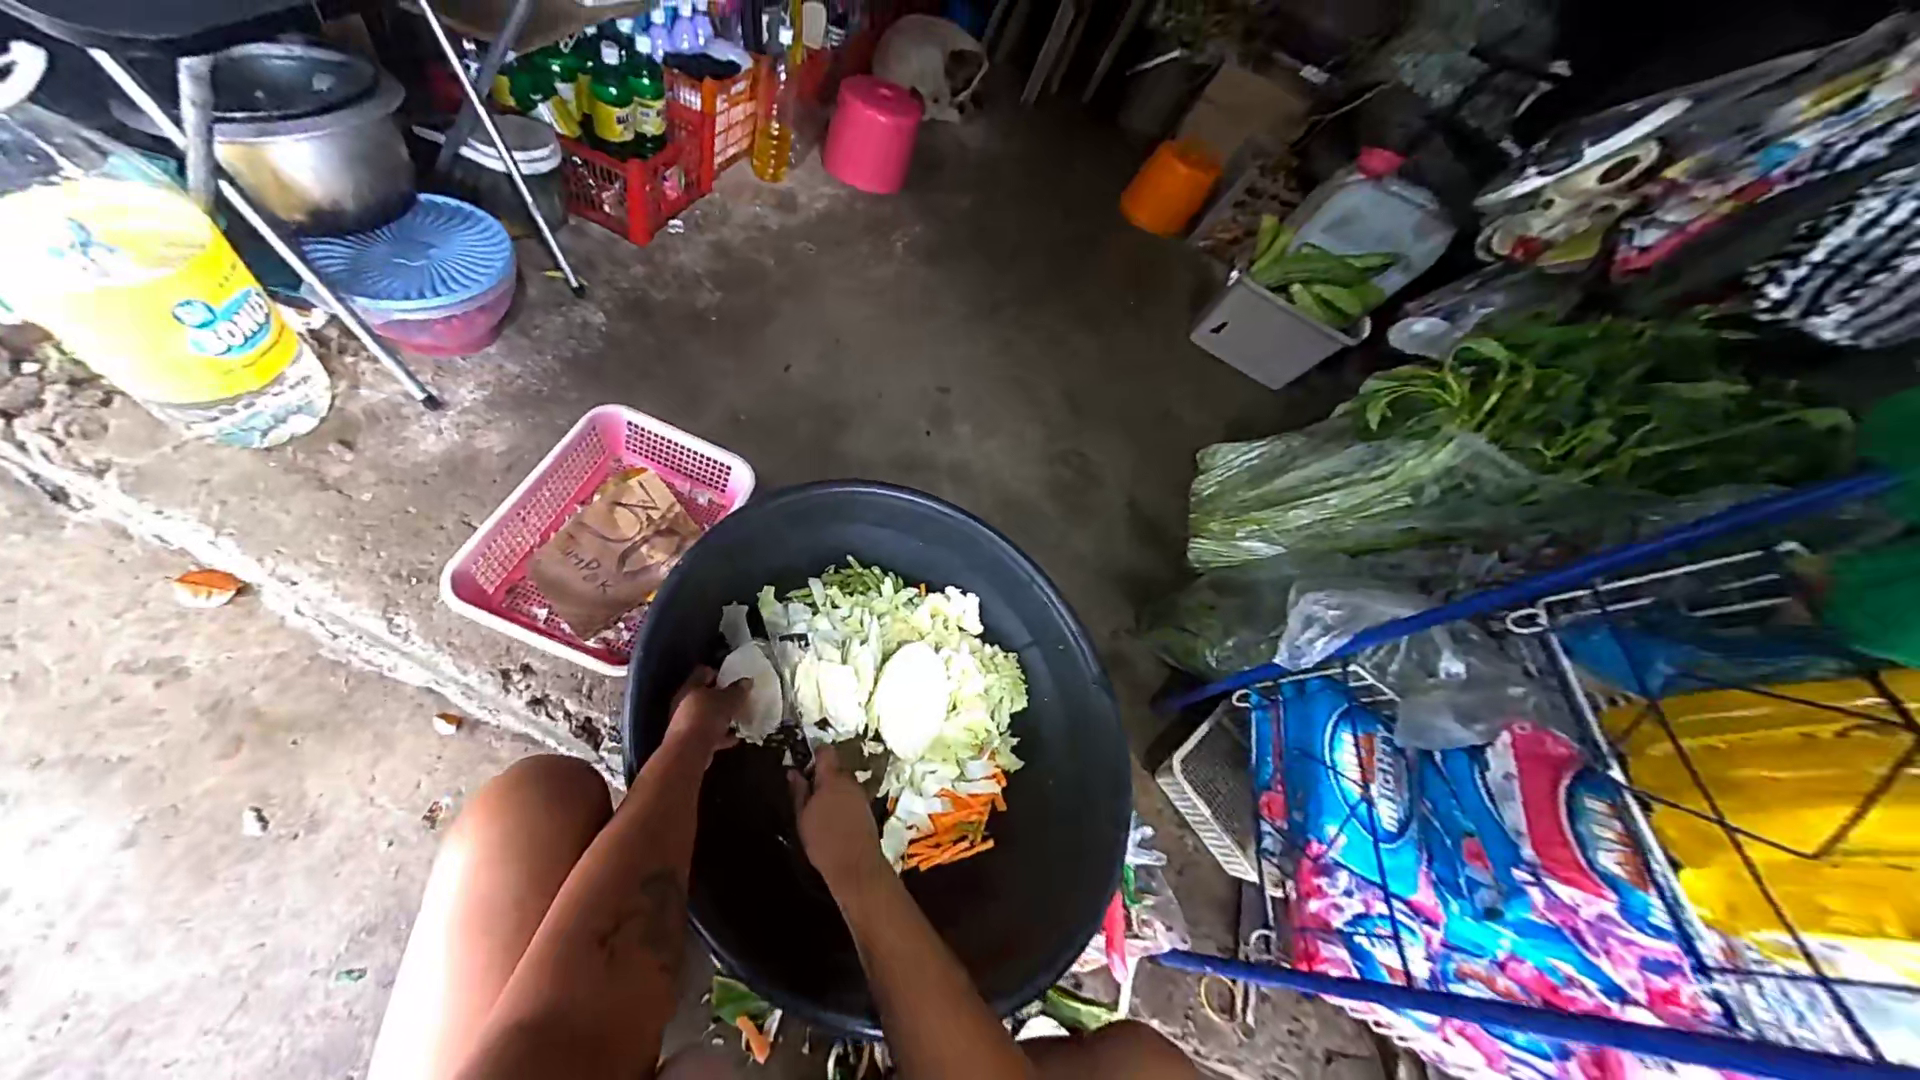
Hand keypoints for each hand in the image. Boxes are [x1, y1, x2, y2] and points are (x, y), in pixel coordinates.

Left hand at [667, 666, 747, 757]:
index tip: (732, 677)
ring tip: (739, 718)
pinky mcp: (691, 740)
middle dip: (721, 697)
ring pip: (707, 715)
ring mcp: (686, 723)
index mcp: (691, 687)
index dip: (718, 672)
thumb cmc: (707, 717)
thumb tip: (747, 681)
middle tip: (738, 698)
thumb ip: (738, 690)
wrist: (689, 751)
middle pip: (705, 695)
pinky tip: (735, 737)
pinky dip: (721, 735)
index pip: (703, 672)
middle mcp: (685, 703)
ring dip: (721, 717)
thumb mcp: (728, 700)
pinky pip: (709, 733)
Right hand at [788, 745, 887, 891]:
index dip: (814, 754)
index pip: (826, 751)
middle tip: (807, 794)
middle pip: (835, 768)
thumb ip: (798, 791)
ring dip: (833, 789)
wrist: (856, 865)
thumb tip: (793, 772)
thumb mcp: (802, 817)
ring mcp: (861, 794)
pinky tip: (834, 819)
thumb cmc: (823, 841)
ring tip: (819, 810)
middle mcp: (850, 780)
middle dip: (822, 776)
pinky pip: (852, 795)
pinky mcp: (867, 807)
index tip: (803, 767)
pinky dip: (843, 800)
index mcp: (833, 778)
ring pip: (844, 783)